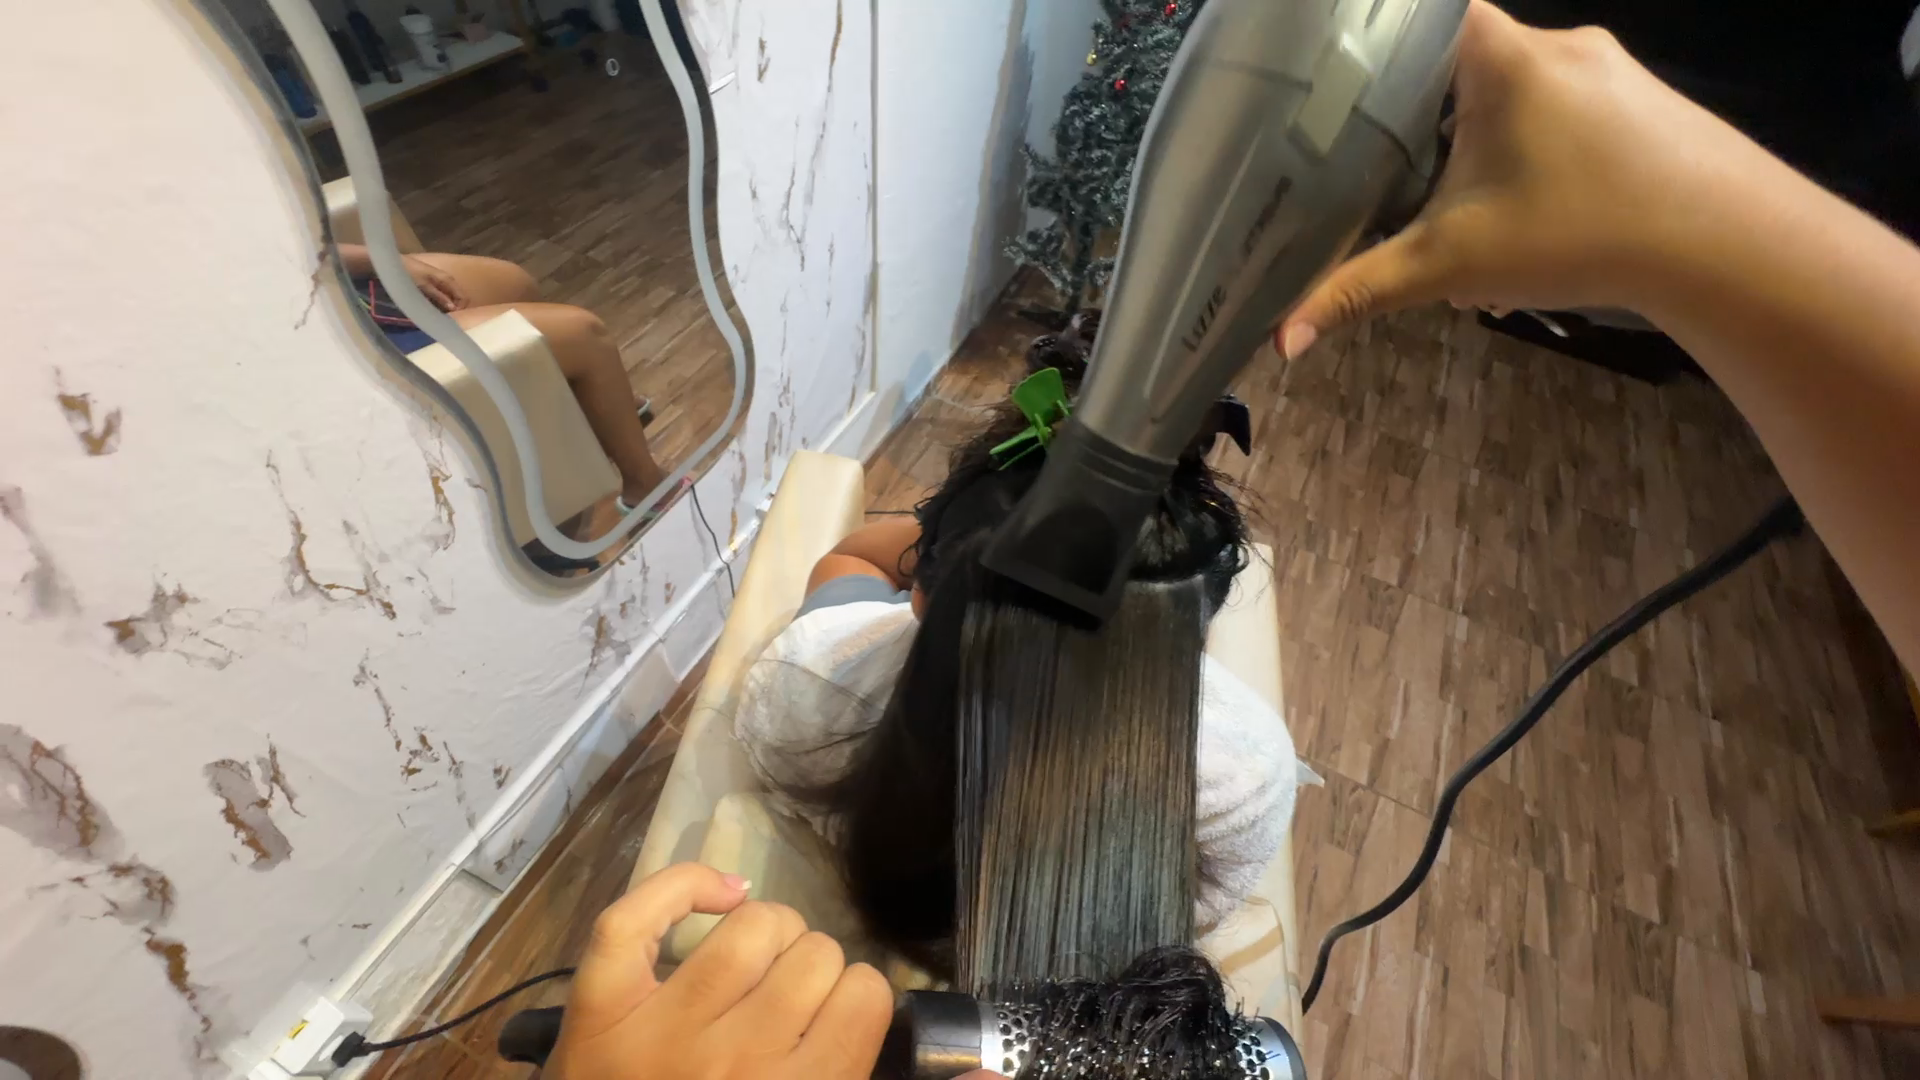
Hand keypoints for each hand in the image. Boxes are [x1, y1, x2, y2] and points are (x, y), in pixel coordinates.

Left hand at [402, 254, 466, 311]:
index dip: (460, 308)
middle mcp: (448, 280)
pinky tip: (433, 305)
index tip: (451, 316)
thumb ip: (439, 296)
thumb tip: (454, 308)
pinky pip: (443, 294)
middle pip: (458, 298)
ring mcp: (441, 281)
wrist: (393, 261)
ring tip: (438, 311)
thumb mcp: (424, 286)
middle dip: (454, 307)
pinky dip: (441, 301)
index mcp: (448, 279)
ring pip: (451, 297)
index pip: (463, 297)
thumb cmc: (409, 272)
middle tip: (445, 315)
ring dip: (447, 305)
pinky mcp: (434, 283)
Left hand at [548, 863, 893, 1079]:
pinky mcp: (600, 1010)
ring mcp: (660, 1033)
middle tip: (785, 999)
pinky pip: (638, 918)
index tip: (834, 1015)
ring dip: (768, 929)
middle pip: (815, 953)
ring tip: (755, 959)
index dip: (856, 995)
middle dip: (811, 964)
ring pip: (753, 924)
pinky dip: (683, 887)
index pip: (865, 997)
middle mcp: (733, 1064)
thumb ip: (844, 1070)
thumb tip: (908, 1029)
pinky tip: (721, 895)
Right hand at [1280, 0, 1763, 355]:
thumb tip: (1282, 341)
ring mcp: (1604, 70)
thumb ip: (1358, 294)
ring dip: (1467, 143)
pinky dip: (1515, 150)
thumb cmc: (1575, 232)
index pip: (1424, 19)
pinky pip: (1550, 110)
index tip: (1339, 99)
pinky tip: (1509, 207)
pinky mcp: (1633, 102)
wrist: (1726, 243)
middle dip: (1414, 118)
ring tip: (1438, 202)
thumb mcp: (1445, 266)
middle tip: (1372, 170)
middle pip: (1457, 63)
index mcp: (1503, 62)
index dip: (1377, 51)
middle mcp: (1556, 46)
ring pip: (1505, 92)